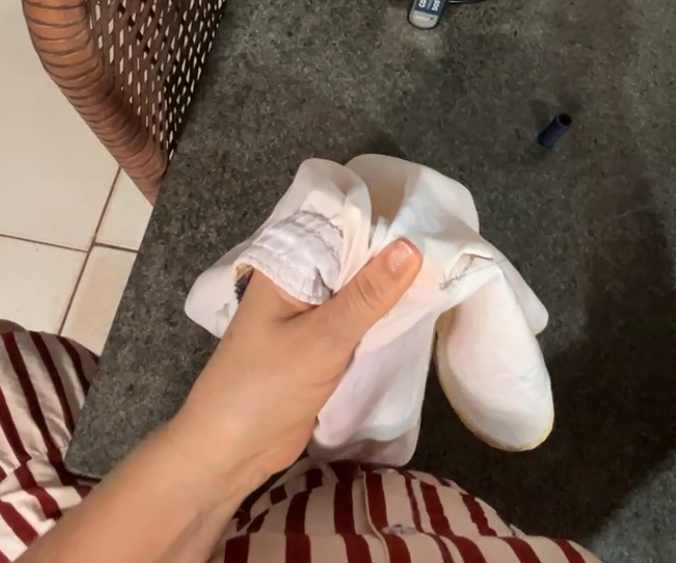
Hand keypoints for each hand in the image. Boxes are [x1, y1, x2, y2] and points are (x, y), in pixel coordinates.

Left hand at [166, 239, 421, 493]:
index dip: (385, 222)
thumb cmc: (265, 388)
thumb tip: (412, 245)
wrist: (229, 455)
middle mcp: (299, 278)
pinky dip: (379, 315)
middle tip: (446, 247)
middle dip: (393, 256)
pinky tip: (413, 308)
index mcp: (288, 263)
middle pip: (354, 255)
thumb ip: (368, 295)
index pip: (342, 226)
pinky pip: (356, 317)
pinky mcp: (319, 341)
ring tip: (441, 271)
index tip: (431, 220)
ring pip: (358, 288)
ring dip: (389, 287)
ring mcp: (309, 310)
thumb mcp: (323, 339)